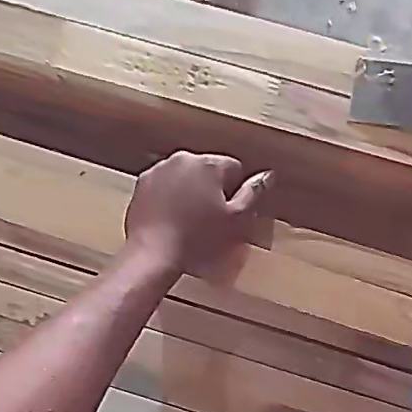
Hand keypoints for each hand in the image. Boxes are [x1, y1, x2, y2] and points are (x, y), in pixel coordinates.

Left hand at [124, 151, 274, 279]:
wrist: (155, 253)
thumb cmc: (199, 239)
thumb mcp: (235, 221)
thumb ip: (253, 194)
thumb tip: (268, 175)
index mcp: (209, 164)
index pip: (234, 167)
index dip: (236, 191)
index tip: (231, 212)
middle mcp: (183, 158)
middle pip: (208, 170)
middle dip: (213, 190)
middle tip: (212, 220)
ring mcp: (159, 170)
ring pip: (186, 177)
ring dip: (192, 192)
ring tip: (191, 222)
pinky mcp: (143, 184)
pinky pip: (165, 186)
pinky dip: (171, 198)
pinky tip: (173, 221)